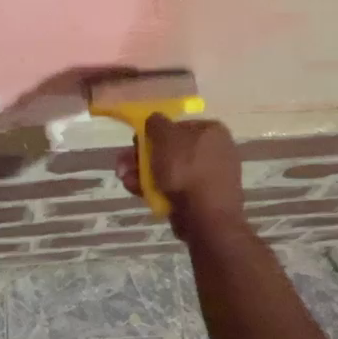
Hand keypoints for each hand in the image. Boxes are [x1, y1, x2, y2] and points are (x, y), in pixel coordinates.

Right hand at [117, 115, 246, 227]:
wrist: (206, 218)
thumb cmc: (186, 169)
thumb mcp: (165, 136)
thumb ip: (156, 123)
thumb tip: (154, 120)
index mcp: (212, 131)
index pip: (177, 126)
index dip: (153, 133)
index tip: (136, 143)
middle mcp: (214, 151)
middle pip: (169, 150)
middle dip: (141, 157)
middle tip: (123, 164)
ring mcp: (208, 177)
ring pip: (168, 171)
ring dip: (142, 174)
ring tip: (126, 180)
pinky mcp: (201, 199)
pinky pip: (175, 189)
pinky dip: (156, 190)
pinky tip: (138, 193)